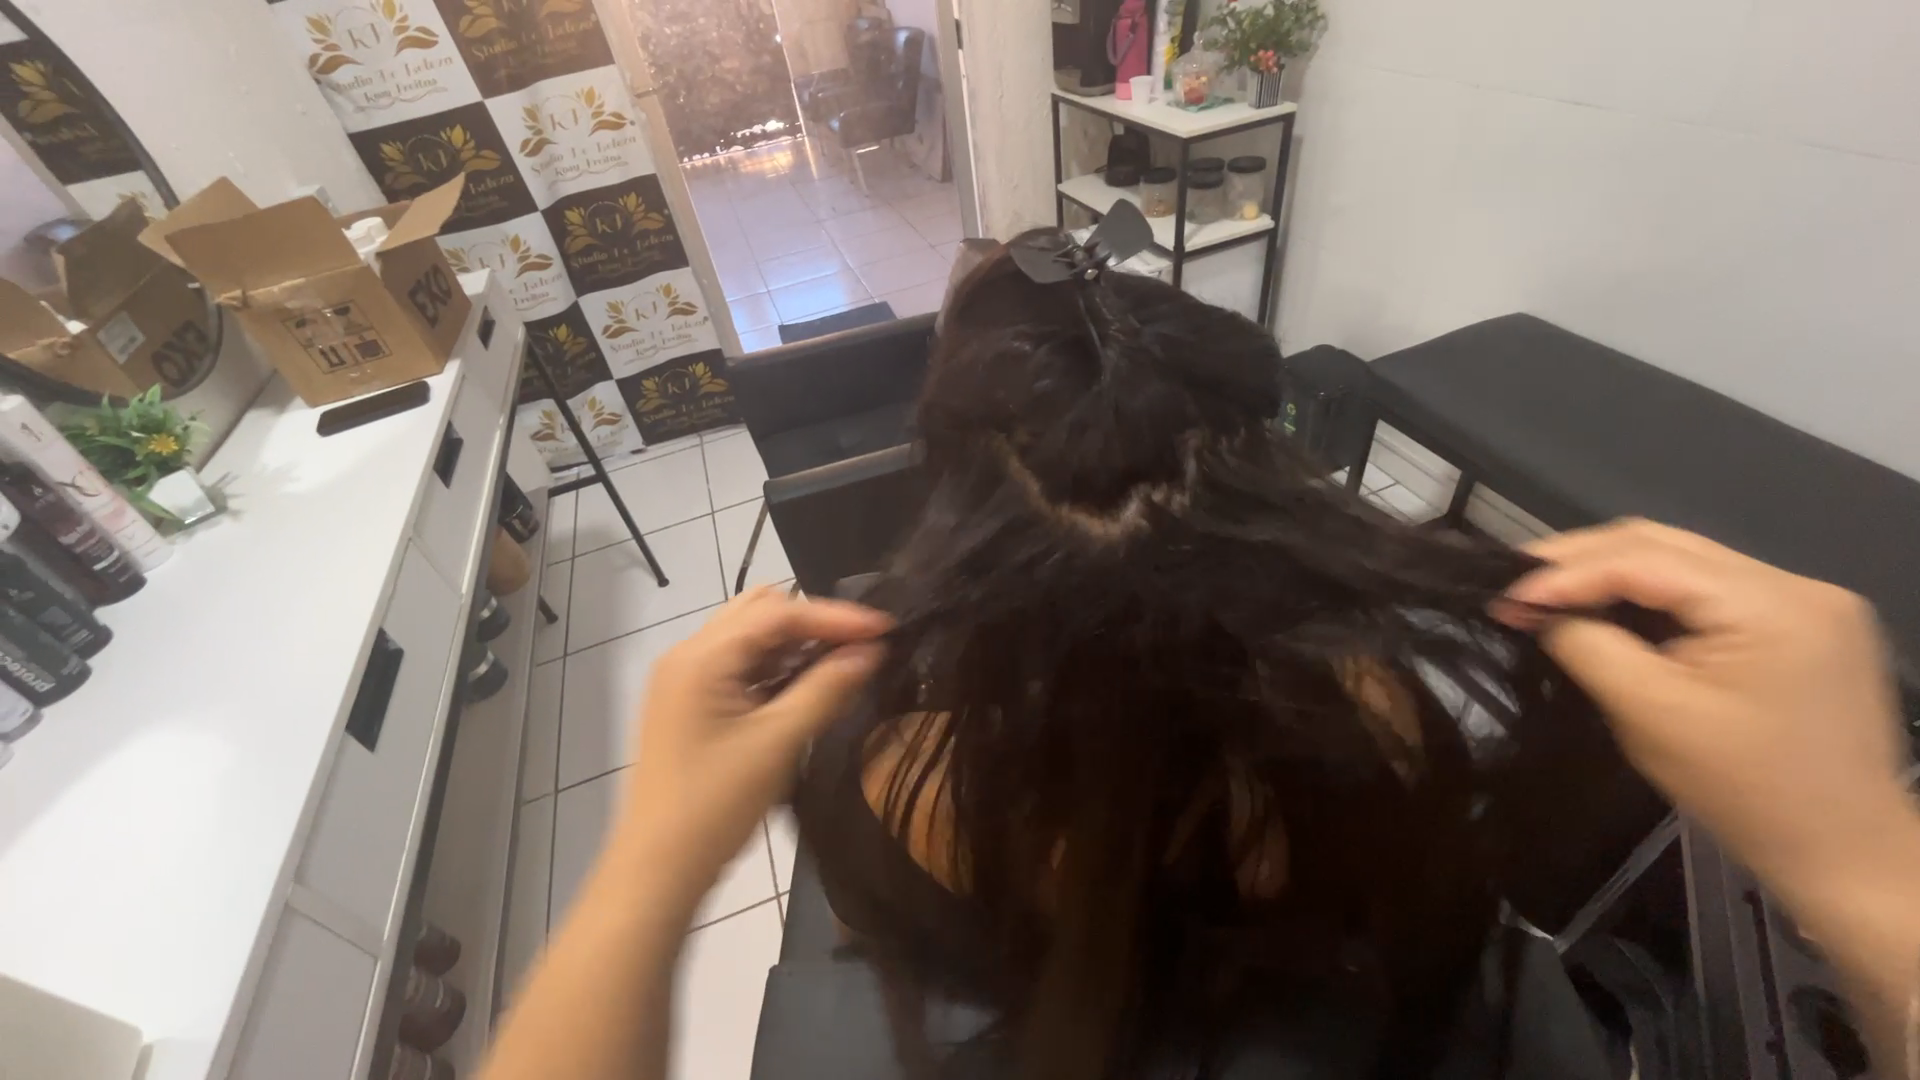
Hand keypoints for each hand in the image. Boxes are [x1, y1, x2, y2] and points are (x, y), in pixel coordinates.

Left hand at [614, 588, 890, 900]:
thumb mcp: (779, 742)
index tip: (886, 628)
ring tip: (843, 659)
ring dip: (796, 641)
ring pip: (751, 635)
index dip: (836, 617)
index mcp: (702, 657)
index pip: (779, 613)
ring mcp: (685, 678)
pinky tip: (808, 682)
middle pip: (761, 611)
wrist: (657, 870)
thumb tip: (871, 651)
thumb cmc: (716, 805)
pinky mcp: (690, 701)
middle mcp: (689, 654)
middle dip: (814, 621)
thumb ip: (827, 688)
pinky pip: (740, 663)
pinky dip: (776, 664)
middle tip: (861, 643)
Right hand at [1495, 520, 1912, 891]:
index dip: (1564, 573)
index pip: (1644, 559)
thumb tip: (1531, 608)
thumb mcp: (1646, 711)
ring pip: (1676, 558)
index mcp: (1773, 606)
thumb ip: (1585, 645)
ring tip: (1545, 591)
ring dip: (1603, 570)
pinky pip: (1697, 586)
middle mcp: (1797, 586)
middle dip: (1576, 559)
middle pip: (1661, 543)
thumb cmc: (1741, 785)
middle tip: (1514, 582)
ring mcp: (1801, 602)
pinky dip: (1638, 590)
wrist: (1840, 847)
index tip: (1503, 596)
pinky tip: (1599, 605)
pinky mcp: (1792, 623)